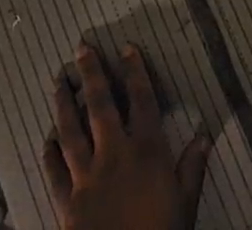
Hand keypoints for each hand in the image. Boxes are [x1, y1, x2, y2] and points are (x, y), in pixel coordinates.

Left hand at [42, 43, 214, 229]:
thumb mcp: (186, 203)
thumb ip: (192, 168)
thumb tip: (204, 134)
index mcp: (147, 151)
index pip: (141, 101)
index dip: (135, 73)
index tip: (126, 48)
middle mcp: (114, 154)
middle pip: (100, 106)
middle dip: (92, 75)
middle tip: (81, 49)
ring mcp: (86, 176)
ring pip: (71, 131)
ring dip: (63, 104)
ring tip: (58, 81)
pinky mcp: (66, 200)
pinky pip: (55, 170)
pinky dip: (50, 152)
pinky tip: (47, 138)